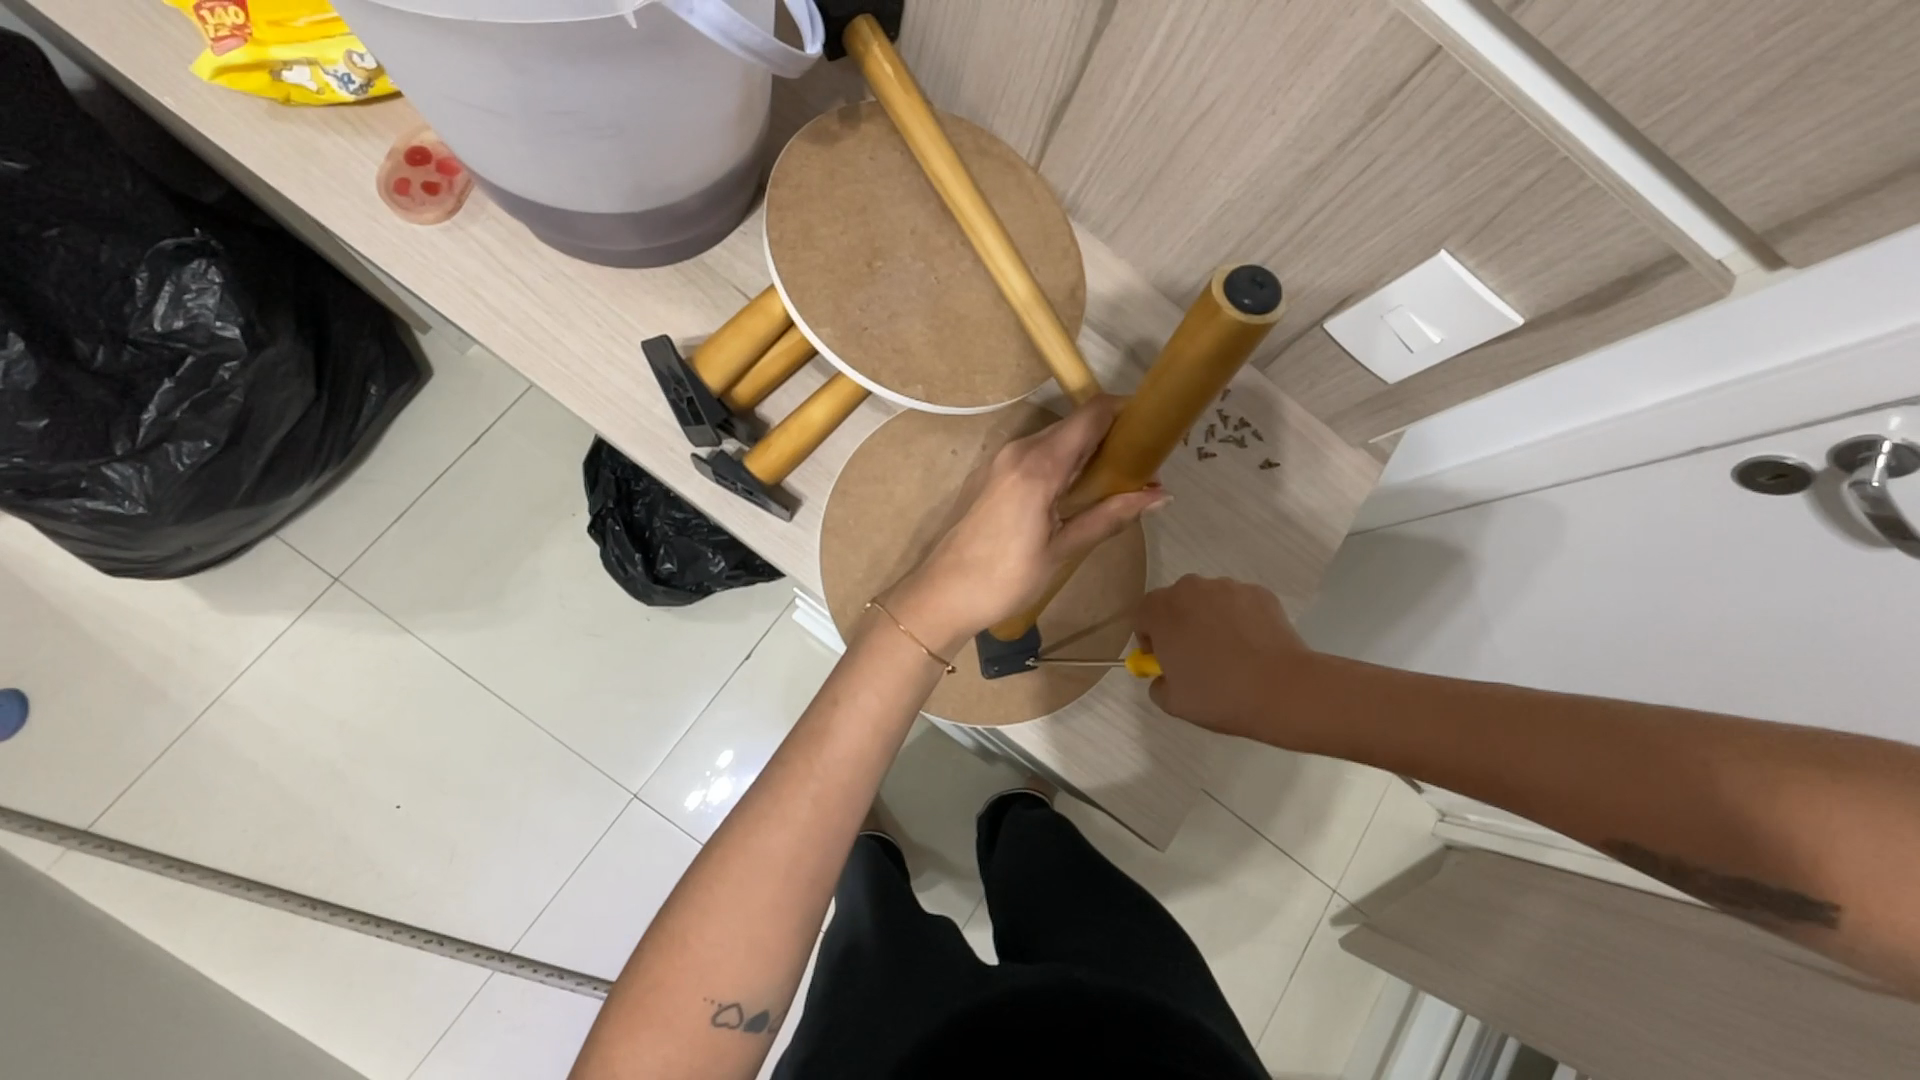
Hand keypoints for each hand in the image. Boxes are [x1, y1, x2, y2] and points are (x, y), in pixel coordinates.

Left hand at [889, 395, 1167, 652]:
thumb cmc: (1005, 578)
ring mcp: (1000, 461)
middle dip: (1111, 437)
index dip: (1126, 412)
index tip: (1154, 431)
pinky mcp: (990, 475)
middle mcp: (1018, 450)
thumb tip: (1159, 495)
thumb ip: (1110, 516)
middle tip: (1142, 468)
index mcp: (1039, 464)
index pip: (1091, 414)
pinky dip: (1062, 464)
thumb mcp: (1063, 549)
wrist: (942, 595)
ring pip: (1054, 440)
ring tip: (1115, 484)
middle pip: (1075, 425)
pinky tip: (1076, 494)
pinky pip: (1035, 456)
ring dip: (1086, 453)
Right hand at [1135, 575, 1318, 740]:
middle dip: (1180, 625)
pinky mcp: (1260, 593)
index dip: (1150, 639)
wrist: (1282, 689)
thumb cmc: (1218, 695)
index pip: (1143, 615)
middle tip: (1196, 658)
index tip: (1164, 662)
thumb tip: (1166, 675)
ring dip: (1211, 620)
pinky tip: (1253, 648)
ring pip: (1209, 602)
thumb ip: (1158, 684)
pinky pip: (1240, 605)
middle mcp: (1191, 588)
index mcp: (1162, 610)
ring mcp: (1228, 587)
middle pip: (1176, 603)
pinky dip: (1241, 620)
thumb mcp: (1172, 702)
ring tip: (1230, 654)